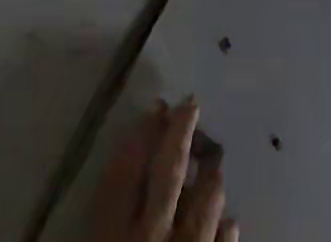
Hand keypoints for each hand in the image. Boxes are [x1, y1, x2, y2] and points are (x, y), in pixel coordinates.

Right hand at [90, 99, 238, 241]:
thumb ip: (105, 216)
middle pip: (170, 173)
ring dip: (208, 179)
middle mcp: (153, 237)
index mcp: (114, 236)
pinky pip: (225, 238)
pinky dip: (223, 225)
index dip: (139, 137)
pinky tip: (224, 220)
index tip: (155, 107)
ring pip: (207, 200)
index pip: (124, 175)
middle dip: (180, 134)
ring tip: (210, 165)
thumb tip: (123, 174)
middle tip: (190, 103)